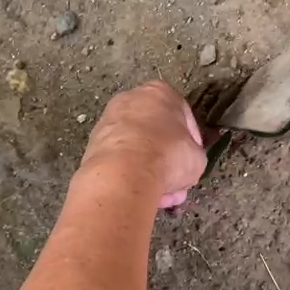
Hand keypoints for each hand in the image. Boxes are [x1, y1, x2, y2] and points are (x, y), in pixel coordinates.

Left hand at [80, 81, 205, 207]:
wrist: (123, 174)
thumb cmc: (166, 156)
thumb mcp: (197, 157)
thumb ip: (193, 154)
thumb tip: (186, 165)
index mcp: (159, 92)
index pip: (181, 114)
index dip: (190, 141)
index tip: (191, 159)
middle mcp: (130, 100)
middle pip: (155, 133)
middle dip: (166, 161)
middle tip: (176, 182)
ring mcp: (107, 123)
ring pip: (135, 151)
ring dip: (149, 173)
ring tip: (161, 196)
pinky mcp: (92, 146)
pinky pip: (117, 162)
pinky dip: (128, 177)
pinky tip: (140, 195)